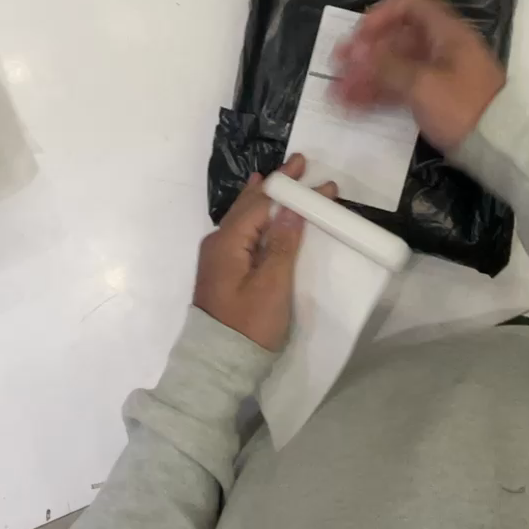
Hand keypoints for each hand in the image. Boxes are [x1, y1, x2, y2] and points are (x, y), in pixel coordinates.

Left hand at [195, 154, 337, 351]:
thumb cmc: (248, 326)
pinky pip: (242, 231)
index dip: (289, 187)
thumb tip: (293, 210)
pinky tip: (259, 215)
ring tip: (275, 178)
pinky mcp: (222, 270)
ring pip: (243, 216)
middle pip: (250, 204)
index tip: (311, 171)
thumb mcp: (271, 286)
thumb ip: (282, 245)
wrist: (217, 365)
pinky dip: (256, 217)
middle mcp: (218, 242)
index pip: (263, 204)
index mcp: (229, 242)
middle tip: (299, 162)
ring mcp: (217, 257)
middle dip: (276, 184)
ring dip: (265, 198)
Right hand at [331, 0, 505, 151]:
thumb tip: (355, 51)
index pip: (412, 6)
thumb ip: (385, 65)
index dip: (382, 14)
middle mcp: (441, 48)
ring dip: (366, 75)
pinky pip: (401, 88)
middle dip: (365, 51)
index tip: (359, 35)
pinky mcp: (435, 98)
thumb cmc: (463, 107)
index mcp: (446, 33)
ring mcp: (438, 74)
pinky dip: (378, 93)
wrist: (501, 146)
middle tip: (337, 65)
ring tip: (338, 92)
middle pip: (398, 38)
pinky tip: (353, 104)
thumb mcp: (421, 84)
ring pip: (395, 66)